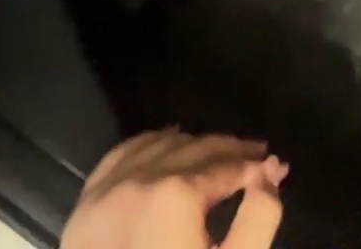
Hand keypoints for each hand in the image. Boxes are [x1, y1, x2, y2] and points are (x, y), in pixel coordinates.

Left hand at [61, 130, 288, 248]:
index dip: (257, 166)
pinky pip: (122, 154)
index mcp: (177, 195)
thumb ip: (260, 217)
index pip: (230, 163)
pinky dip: (151, 146)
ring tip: (217, 159)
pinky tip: (168, 149)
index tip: (277, 170)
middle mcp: (141, 179)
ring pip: (162, 143)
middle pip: (198, 147)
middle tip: (256, 160)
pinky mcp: (83, 207)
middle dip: (231, 151)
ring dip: (194, 146)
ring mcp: (107, 191)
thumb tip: (270, 172)